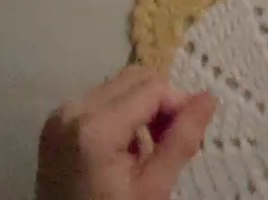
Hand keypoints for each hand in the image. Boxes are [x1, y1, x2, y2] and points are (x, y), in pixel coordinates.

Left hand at [35, 66, 217, 199]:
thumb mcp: (153, 189)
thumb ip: (182, 139)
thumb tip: (210, 97)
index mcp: (95, 127)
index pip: (153, 87)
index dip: (179, 104)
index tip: (190, 135)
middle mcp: (73, 109)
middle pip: (135, 79)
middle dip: (160, 104)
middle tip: (169, 145)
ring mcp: (61, 114)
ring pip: (119, 85)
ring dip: (141, 108)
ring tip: (147, 151)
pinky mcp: (57, 121)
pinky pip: (100, 99)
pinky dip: (121, 114)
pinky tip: (124, 149)